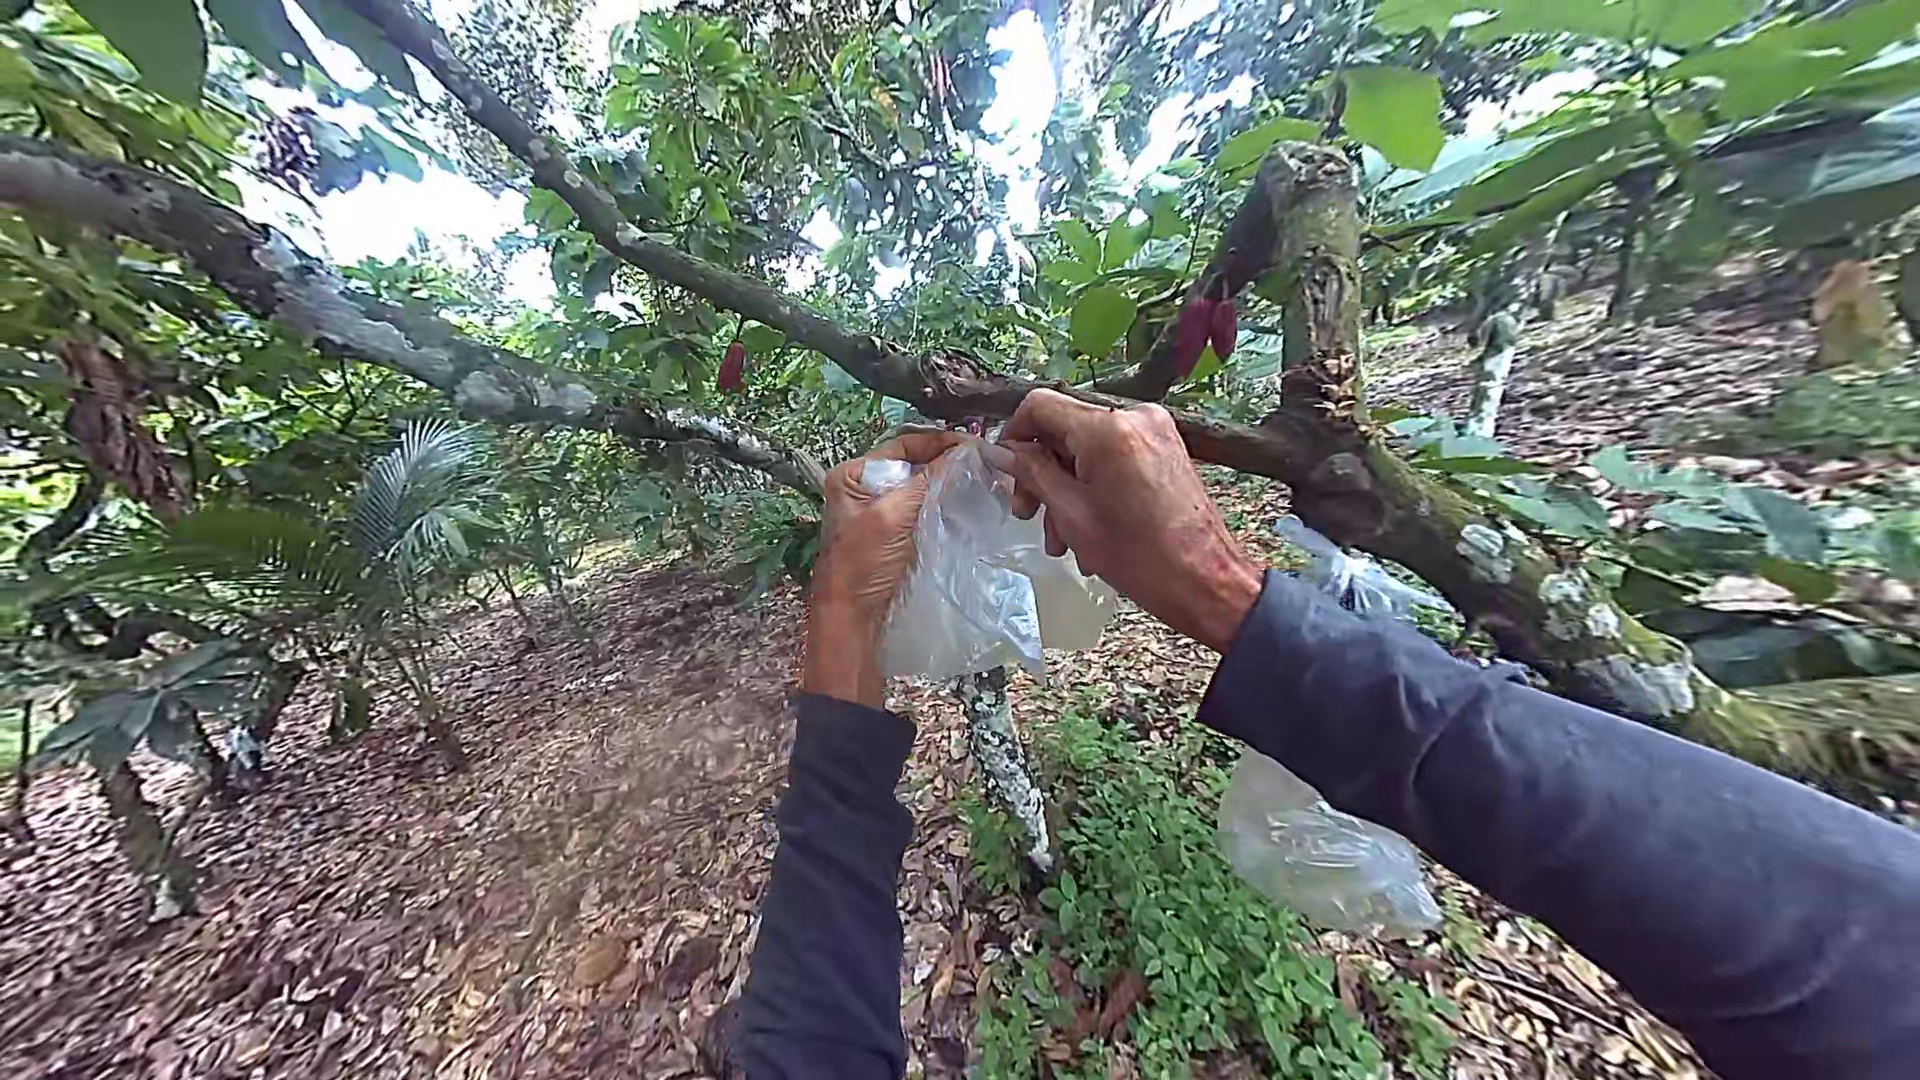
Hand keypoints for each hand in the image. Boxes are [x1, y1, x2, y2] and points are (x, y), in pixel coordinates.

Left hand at [803, 431, 965, 706]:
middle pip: (915, 466)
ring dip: (951, 485)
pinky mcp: (897, 536)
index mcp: (853, 475)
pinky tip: (970, 506)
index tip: (974, 446)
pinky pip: (926, 511)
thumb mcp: (893, 514)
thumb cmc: (864, 562)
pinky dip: (947, 506)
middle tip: (985, 464)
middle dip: (949, 463)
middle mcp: (866, 489)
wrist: (854, 619)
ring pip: (924, 488)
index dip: (939, 442)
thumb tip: (966, 451)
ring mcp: (882, 513)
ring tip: (985, 483)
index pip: (903, 445)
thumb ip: (929, 480)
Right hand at [991, 389, 1262, 652]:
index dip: (1013, 434)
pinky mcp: (1164, 447)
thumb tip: (1000, 452)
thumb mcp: (1071, 514)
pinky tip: (1086, 525)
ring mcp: (1154, 430)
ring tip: (1059, 536)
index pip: (1039, 405)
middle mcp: (1134, 416)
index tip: (1005, 468)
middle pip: (1063, 427)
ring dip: (1064, 486)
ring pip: (1086, 446)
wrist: (1206, 581)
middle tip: (1026, 513)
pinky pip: (1112, 455)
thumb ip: (1031, 473)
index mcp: (1107, 429)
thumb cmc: (1139, 556)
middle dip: (1039, 471)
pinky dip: (1092, 484)